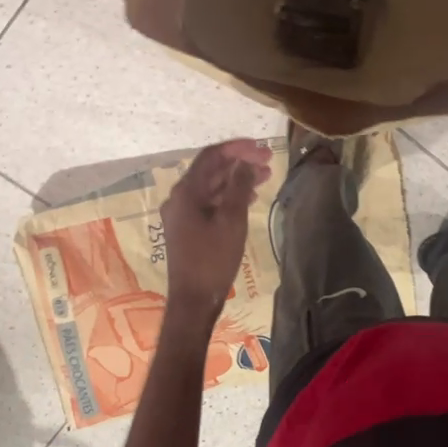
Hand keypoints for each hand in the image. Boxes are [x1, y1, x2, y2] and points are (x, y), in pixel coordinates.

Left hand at [161, 139, 272, 314]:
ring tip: (265, 177)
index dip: (237, 147)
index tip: (261, 147)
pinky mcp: (188, 228)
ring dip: (236, 179)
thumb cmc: (213, 259)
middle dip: (240, 163)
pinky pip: (209, 202)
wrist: (194, 299)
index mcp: (186, 192)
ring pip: (212, 187)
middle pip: (211, 170)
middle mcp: (179, 198)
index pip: (211, 157)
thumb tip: (245, 163)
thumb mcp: (232, 220)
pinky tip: (249, 199)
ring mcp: (182, 214)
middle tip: (268, 162)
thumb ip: (238, 186)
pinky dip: (229, 196)